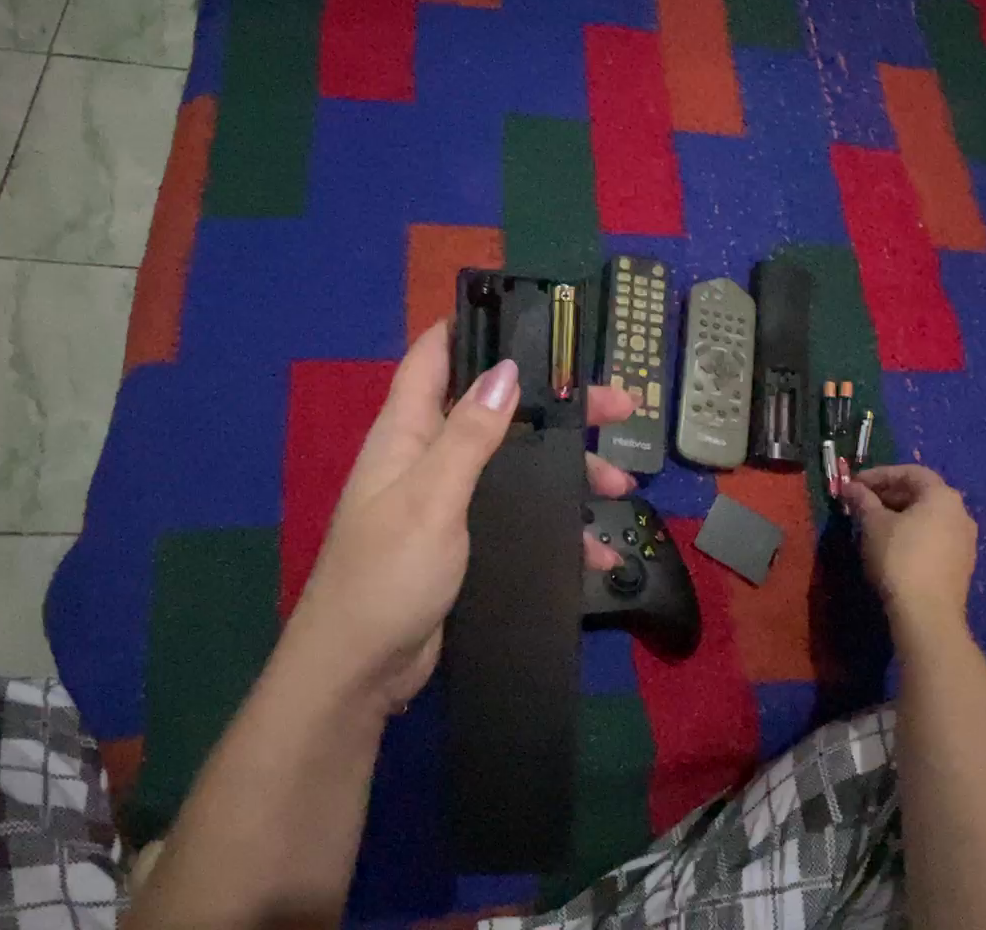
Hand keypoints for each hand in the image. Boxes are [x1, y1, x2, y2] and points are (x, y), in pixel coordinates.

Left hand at [281, 321, 635, 713]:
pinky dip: (556, 526)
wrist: (362, 669)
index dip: (473, 328)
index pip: (435, 358)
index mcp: (408, 433)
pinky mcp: (468, 543)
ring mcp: (450, 502)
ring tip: (622, 483)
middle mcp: (429, 458)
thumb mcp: (431, 497)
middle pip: (498, 412)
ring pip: (518, 467)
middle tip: (616, 405)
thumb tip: (505, 371)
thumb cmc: (388, 573)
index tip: (528, 315)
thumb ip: (469, 435)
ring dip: (567, 471)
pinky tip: (597, 547)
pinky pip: (519, 518)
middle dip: (555, 407)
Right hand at [840, 465, 977, 637]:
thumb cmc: (898, 557)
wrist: (927, 612)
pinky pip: (934, 537)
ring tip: (872, 524)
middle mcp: (961, 513)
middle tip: (860, 503)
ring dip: (899, 514)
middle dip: (888, 494)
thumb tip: (851, 487)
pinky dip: (912, 533)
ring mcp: (965, 540)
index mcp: (942, 496)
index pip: (911, 472)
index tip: (855, 483)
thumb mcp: (873, 524)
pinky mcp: (961, 564)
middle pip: (922, 493)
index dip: (880, 474)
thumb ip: (863, 500)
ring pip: (928, 517)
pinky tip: (891, 546)